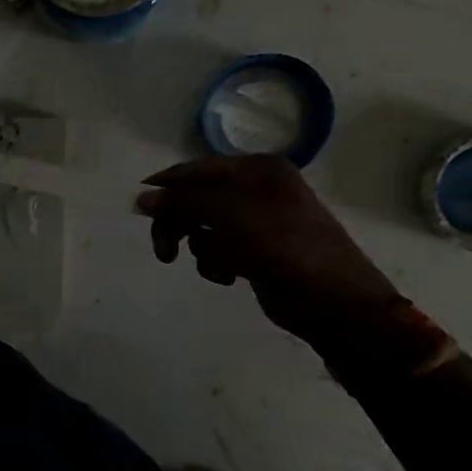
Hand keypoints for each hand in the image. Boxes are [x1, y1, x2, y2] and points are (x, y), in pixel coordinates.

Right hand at [137, 155, 399, 344]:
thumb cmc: (281, 245)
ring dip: (201, 248)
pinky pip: (219, 250)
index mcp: (258, 169)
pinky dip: (216, 262)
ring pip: (204, 228)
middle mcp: (258, 190)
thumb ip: (181, 201)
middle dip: (178, 224)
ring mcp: (259, 222)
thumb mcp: (227, 214)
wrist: (333, 300)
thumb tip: (141, 197)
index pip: (198, 169)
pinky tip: (229, 276)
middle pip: (198, 200)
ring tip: (214, 268)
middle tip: (163, 250)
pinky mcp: (258, 252)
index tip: (138, 204)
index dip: (166, 184)